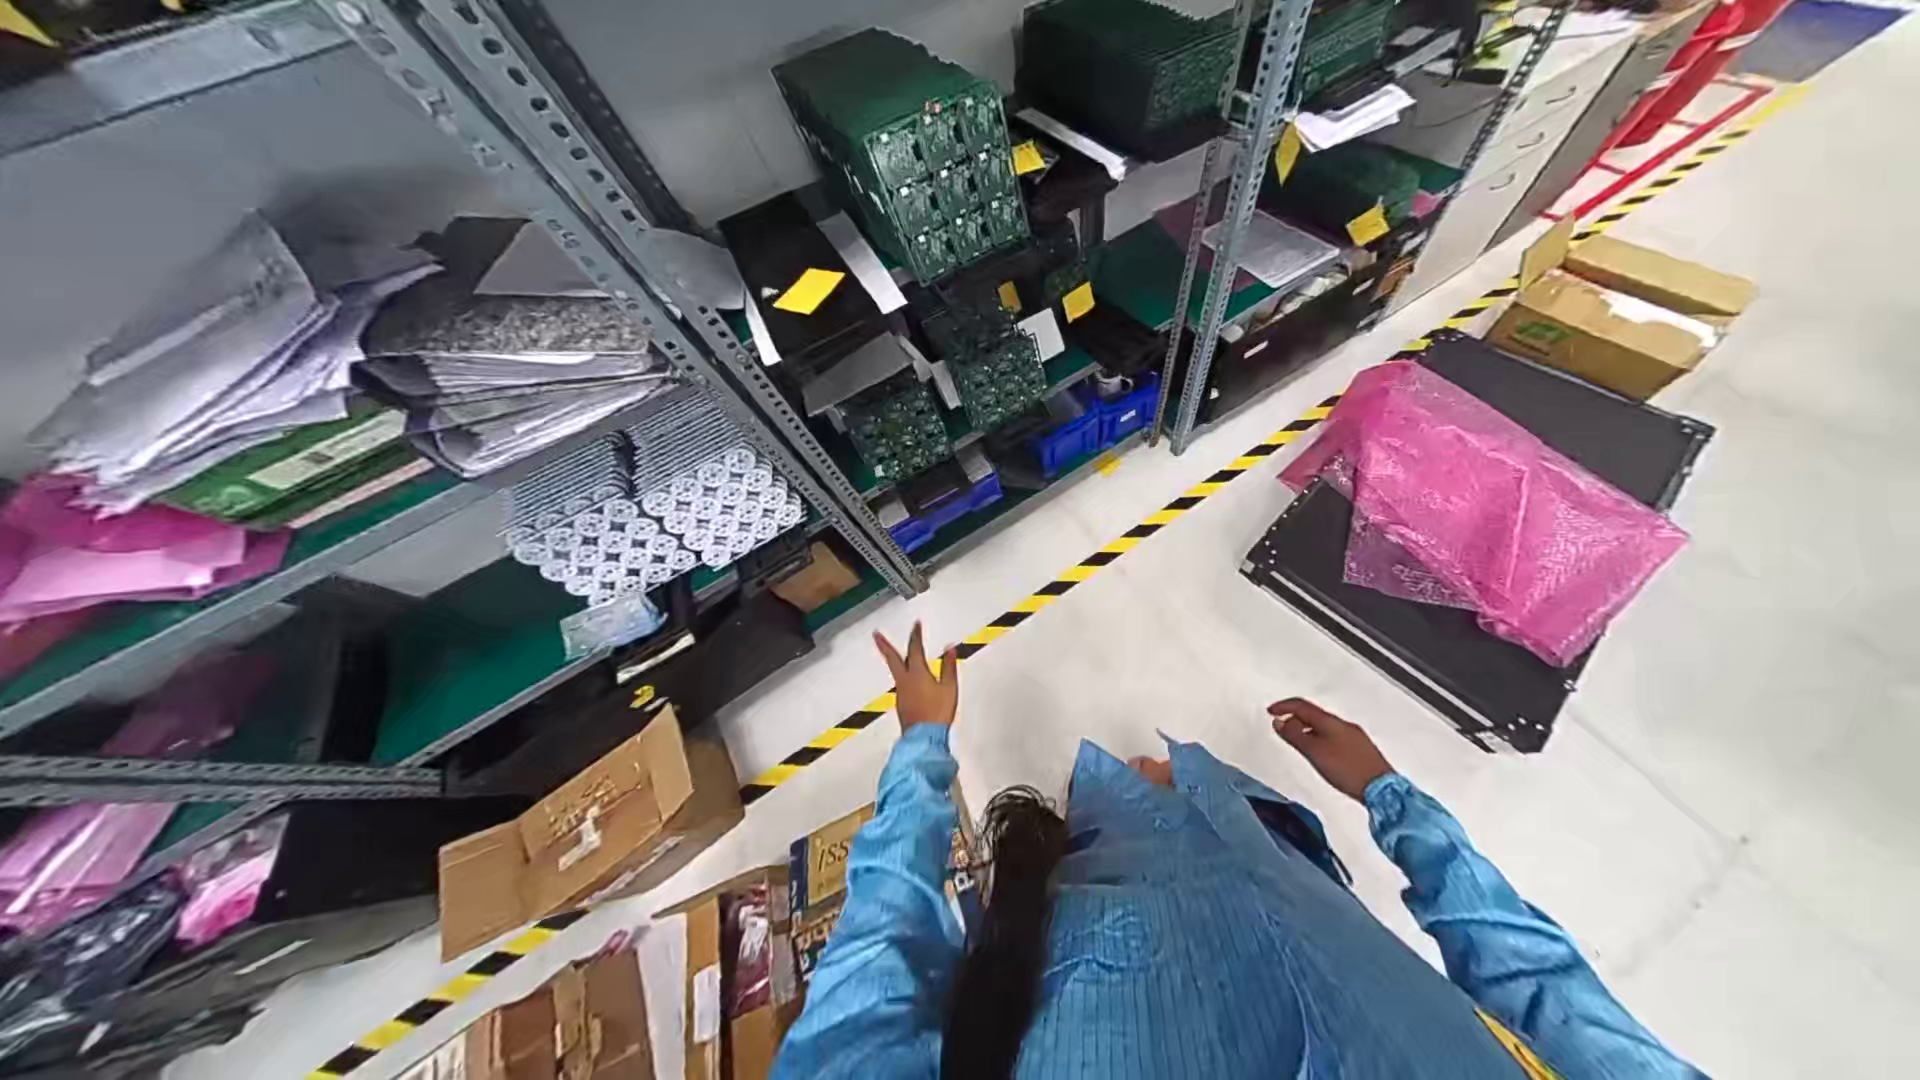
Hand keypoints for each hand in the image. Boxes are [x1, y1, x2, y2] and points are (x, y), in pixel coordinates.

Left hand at [874, 623, 959, 730]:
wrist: (923, 738)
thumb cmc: (938, 713)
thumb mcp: (949, 688)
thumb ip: (949, 667)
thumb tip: (950, 649)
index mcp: (917, 673)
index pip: (915, 648)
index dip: (915, 634)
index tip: (916, 624)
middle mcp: (905, 680)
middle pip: (892, 658)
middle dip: (884, 644)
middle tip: (876, 634)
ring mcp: (900, 692)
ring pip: (895, 669)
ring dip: (893, 658)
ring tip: (891, 651)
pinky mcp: (900, 702)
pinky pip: (899, 681)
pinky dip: (900, 672)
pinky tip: (906, 675)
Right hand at [1269, 697, 1392, 801]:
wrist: (1383, 790)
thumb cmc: (1347, 770)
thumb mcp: (1313, 752)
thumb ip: (1294, 735)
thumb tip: (1279, 722)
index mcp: (1330, 722)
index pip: (1302, 705)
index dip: (1283, 706)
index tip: (1271, 711)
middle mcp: (1343, 725)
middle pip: (1314, 714)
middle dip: (1295, 717)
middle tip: (1282, 727)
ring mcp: (1354, 737)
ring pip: (1324, 726)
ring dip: (1307, 729)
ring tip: (1298, 742)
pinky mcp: (1361, 750)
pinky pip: (1334, 736)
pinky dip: (1319, 737)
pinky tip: (1320, 752)